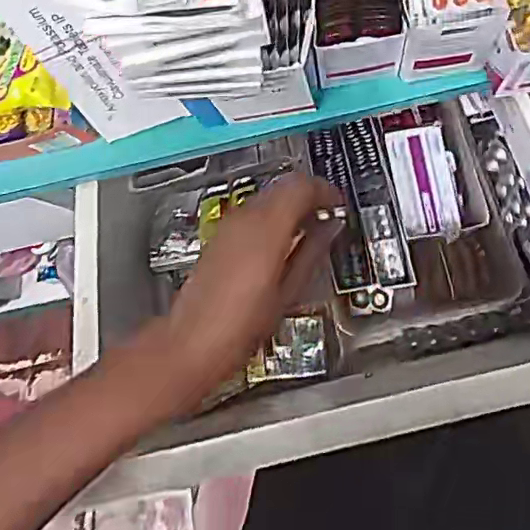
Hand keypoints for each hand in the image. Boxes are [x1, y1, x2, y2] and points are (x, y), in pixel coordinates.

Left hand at [142, 173, 344, 412]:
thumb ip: (313, 252)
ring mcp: (228, 225)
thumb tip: (328, 229)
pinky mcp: (219, 237)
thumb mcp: (289, 291)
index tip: (337, 204)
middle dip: (309, 196)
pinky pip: (252, 212)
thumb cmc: (240, 325)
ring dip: (290, 206)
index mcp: (267, 227)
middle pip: (283, 186)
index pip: (301, 186)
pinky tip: (282, 241)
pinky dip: (272, 217)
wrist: (192, 342)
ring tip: (309, 230)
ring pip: (267, 197)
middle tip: (327, 214)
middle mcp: (244, 218)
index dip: (325, 191)